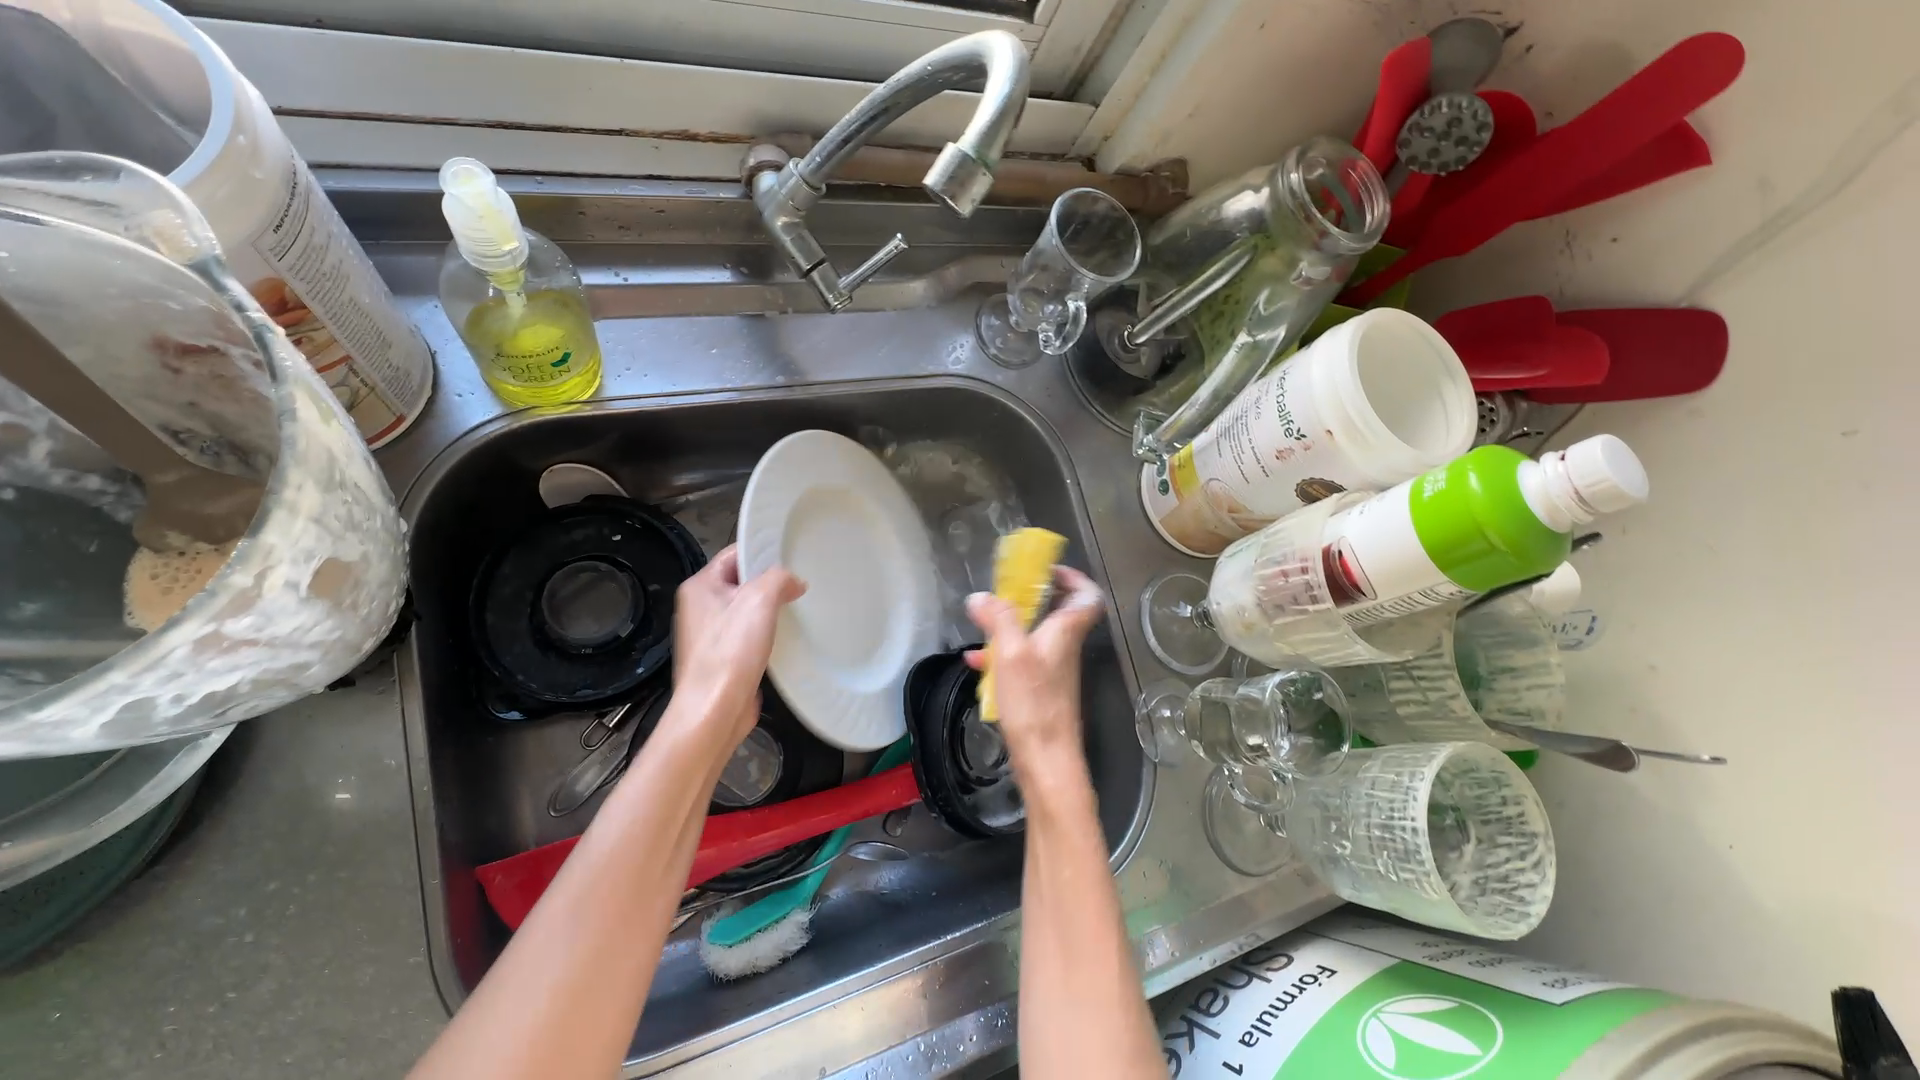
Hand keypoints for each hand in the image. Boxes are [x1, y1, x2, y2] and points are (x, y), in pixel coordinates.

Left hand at [668, 546, 805, 753]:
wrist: (715, 710)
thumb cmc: (730, 653)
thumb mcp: (759, 600)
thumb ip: (779, 579)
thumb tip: (793, 582)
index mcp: (699, 586)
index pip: (734, 555)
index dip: (762, 553)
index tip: (790, 558)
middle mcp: (700, 607)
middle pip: (741, 582)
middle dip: (770, 584)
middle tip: (798, 587)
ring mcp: (709, 635)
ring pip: (746, 611)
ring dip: (769, 612)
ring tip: (795, 611)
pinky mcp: (722, 658)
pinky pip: (747, 636)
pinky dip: (765, 635)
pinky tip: (783, 639)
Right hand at [965, 566, 1104, 773]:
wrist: (1046, 758)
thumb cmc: (1033, 703)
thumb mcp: (1010, 654)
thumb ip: (998, 619)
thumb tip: (981, 596)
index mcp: (1066, 632)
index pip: (1088, 596)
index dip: (1074, 578)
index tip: (1047, 570)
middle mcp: (1063, 648)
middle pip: (1057, 613)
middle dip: (1030, 599)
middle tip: (1005, 592)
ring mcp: (1052, 670)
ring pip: (1034, 637)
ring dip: (1008, 627)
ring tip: (980, 624)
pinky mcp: (1039, 691)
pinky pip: (1020, 662)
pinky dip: (999, 656)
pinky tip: (974, 662)